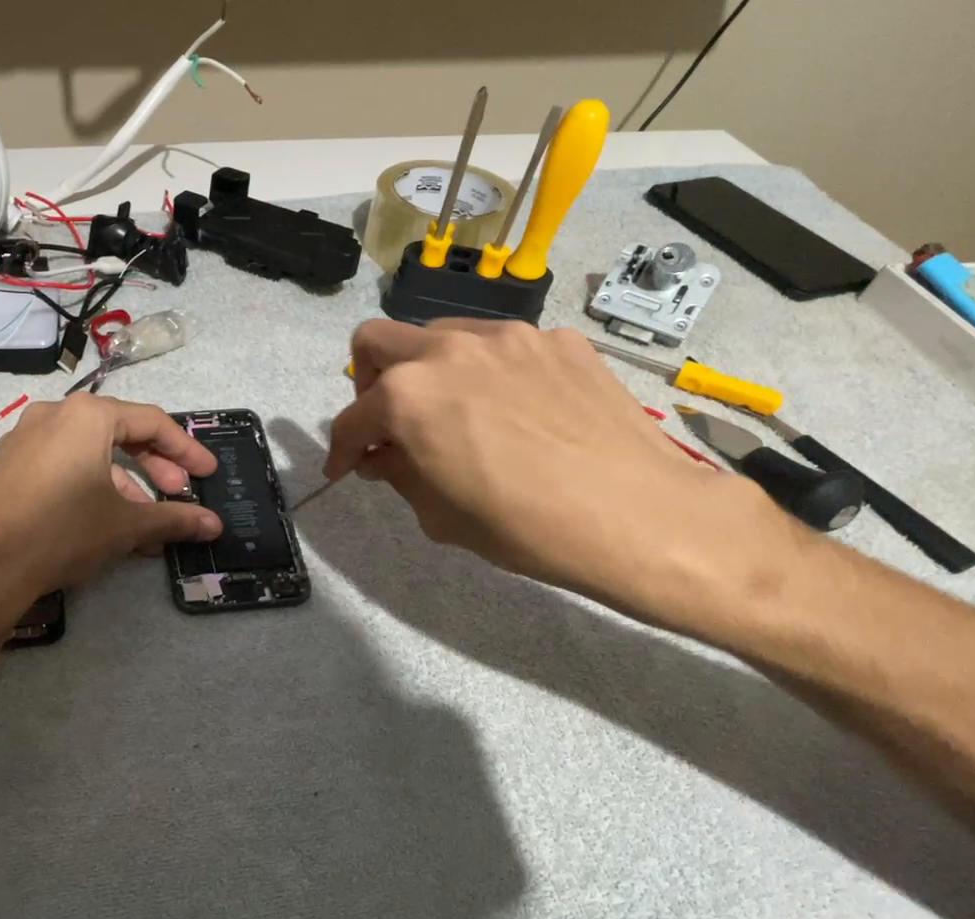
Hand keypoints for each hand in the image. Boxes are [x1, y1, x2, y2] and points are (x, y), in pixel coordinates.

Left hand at [0, 394, 223, 598]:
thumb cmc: (63, 532)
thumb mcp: (124, 525)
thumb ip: (173, 518)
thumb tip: (214, 525)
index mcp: (88, 415)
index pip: (152, 422)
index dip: (186, 449)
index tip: (207, 474)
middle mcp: (55, 414)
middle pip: (120, 432)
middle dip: (155, 467)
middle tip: (178, 495)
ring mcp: (26, 438)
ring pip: (90, 453)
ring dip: (124, 485)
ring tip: (145, 525)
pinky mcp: (9, 464)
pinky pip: (63, 465)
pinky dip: (91, 487)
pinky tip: (106, 524)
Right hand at [325, 318, 790, 615]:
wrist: (635, 513)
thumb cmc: (522, 527)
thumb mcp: (438, 515)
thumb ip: (398, 472)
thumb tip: (381, 454)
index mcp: (408, 397)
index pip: (351, 418)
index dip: (340, 449)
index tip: (346, 468)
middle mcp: (448, 350)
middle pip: (376, 340)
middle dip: (368, 382)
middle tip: (387, 422)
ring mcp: (508, 337)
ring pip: (439, 334)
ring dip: (427, 370)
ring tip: (453, 412)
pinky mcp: (557, 340)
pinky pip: (501, 347)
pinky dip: (487, 373)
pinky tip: (514, 411)